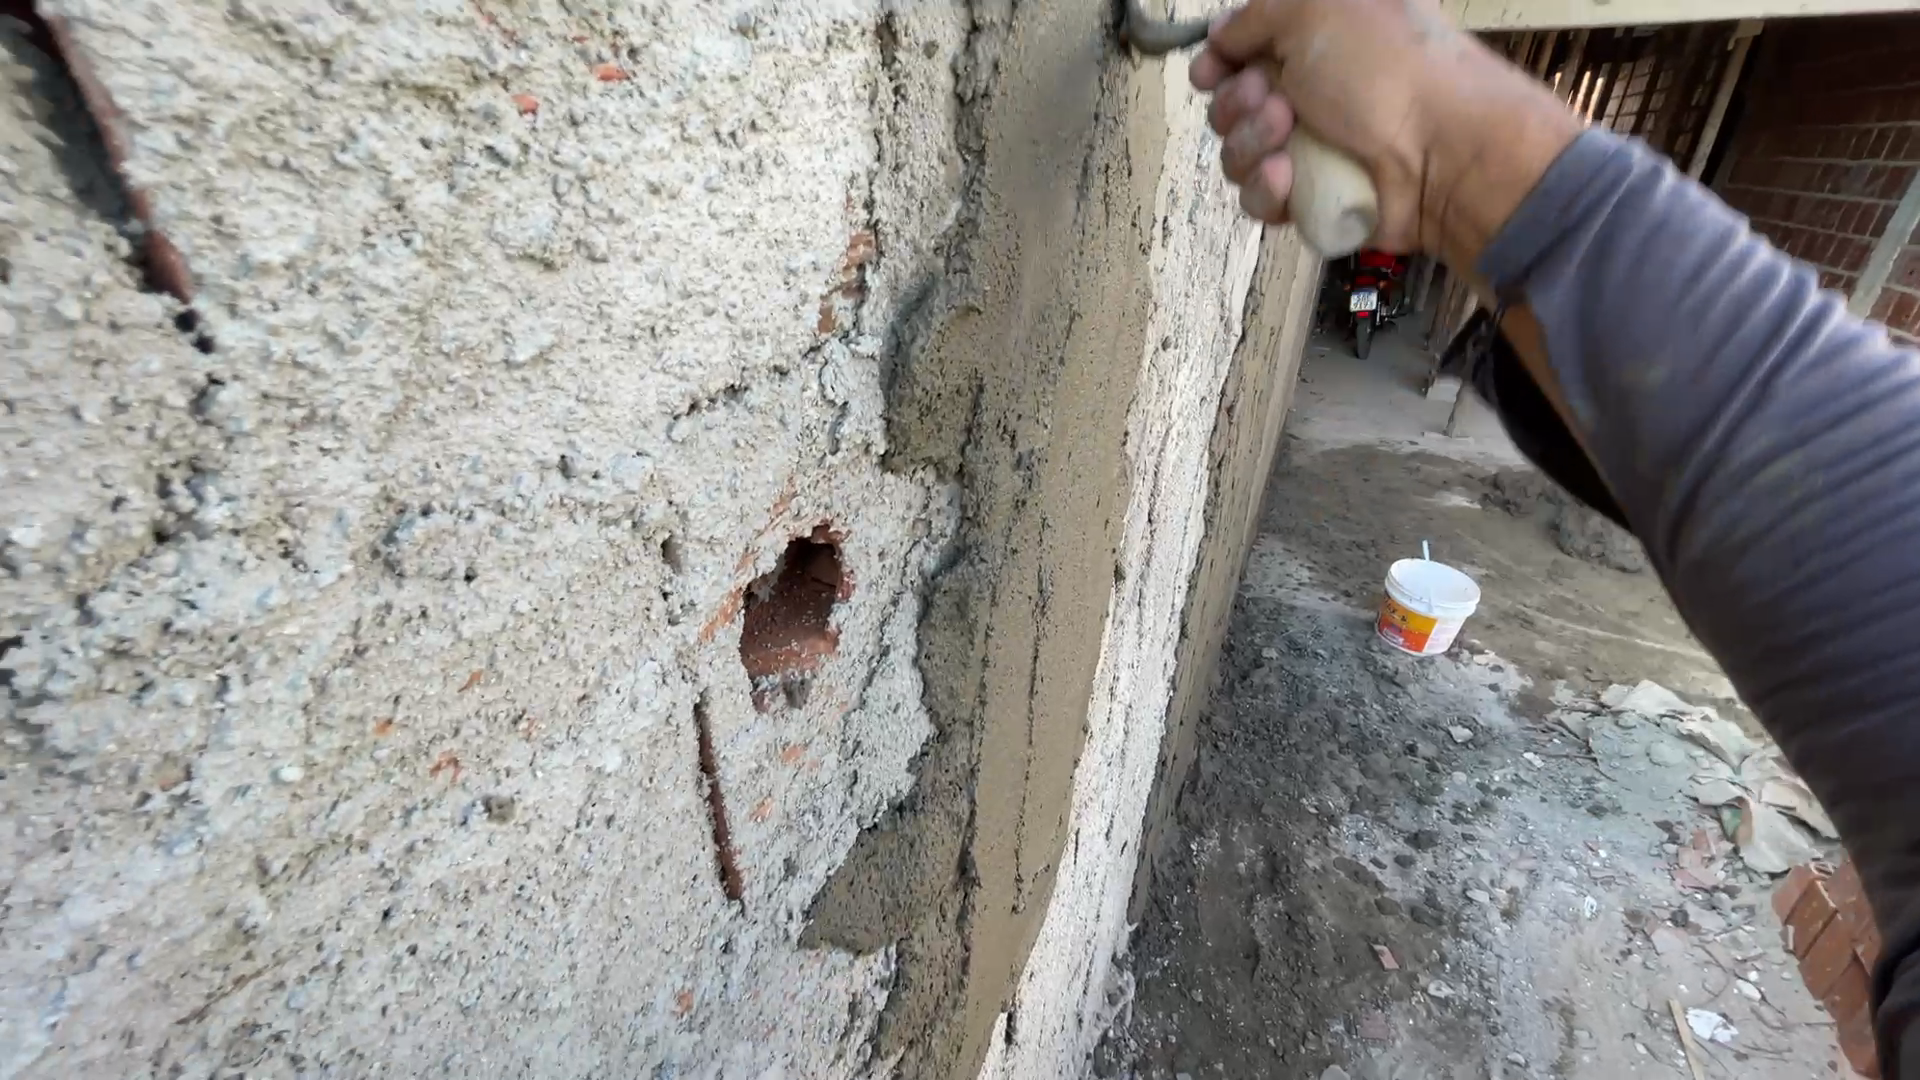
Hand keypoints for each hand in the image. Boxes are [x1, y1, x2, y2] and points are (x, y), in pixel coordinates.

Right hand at [1189, 0, 1581, 262]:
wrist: (1435, 153)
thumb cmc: (1384, 69)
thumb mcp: (1316, 8)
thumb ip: (1255, 15)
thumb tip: (1218, 35)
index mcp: (1316, 38)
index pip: (1241, 51)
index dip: (1218, 62)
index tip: (1209, 72)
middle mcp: (1308, 91)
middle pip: (1229, 107)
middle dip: (1238, 105)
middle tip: (1272, 99)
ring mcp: (1304, 148)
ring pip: (1236, 156)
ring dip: (1251, 146)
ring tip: (1287, 139)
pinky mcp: (1304, 198)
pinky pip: (1256, 198)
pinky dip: (1268, 189)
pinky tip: (1290, 178)